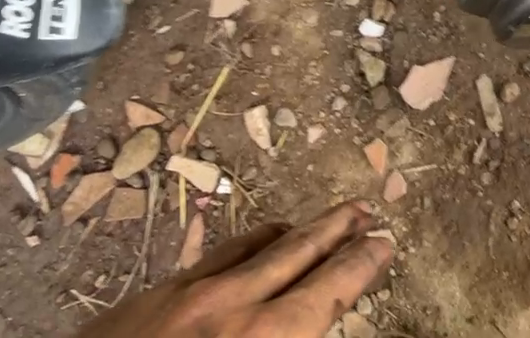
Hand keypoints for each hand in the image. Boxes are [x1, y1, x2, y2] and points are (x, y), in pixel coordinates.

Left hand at [77, 201, 393, 337]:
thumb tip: (313, 322)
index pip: (331, 289)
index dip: (363, 262)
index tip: (384, 241)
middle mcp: (234, 306)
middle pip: (299, 251)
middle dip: (337, 228)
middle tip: (364, 207)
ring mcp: (185, 295)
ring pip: (256, 246)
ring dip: (295, 231)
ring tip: (320, 221)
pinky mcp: (144, 299)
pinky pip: (212, 258)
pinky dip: (246, 246)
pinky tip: (250, 248)